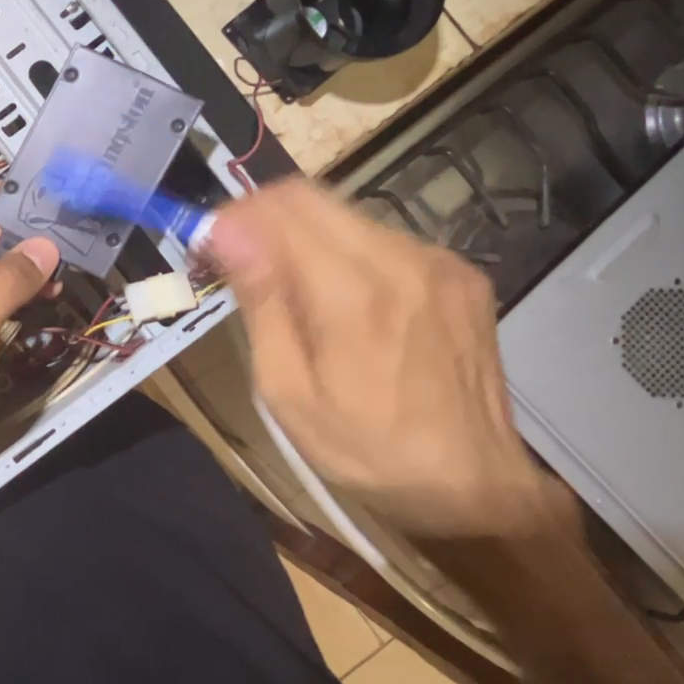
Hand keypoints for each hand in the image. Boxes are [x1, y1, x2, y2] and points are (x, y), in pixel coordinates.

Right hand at [201, 180, 569, 539]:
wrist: (475, 486)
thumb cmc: (364, 448)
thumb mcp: (288, 391)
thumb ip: (262, 303)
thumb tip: (227, 234)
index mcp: (353, 293)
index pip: (283, 207)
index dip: (235, 214)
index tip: (208, 245)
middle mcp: (403, 261)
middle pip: (312, 197)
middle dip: (261, 217)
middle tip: (235, 259)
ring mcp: (439, 264)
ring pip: (347, 215)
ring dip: (302, 235)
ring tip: (285, 285)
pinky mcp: (461, 274)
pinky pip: (383, 239)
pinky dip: (344, 253)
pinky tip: (340, 300)